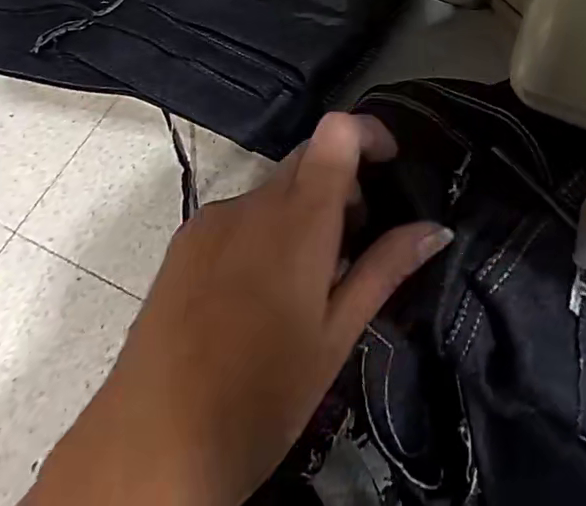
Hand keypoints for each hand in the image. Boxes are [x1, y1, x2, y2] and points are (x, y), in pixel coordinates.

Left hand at [24, 113, 451, 505]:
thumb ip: (387, 268)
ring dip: (304, 212)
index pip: (336, 132)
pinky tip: (261, 295)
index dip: (369, 132)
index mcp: (298, 220)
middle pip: (308, 159)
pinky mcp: (182, 246)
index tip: (389, 164)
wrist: (147, 453)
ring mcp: (210, 222)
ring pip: (274, 190)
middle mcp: (251, 204)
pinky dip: (267, 230)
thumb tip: (437, 229)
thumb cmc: (261, 394)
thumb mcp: (337, 335)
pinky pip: (240, 215)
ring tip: (308, 282)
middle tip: (355, 244)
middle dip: (343, 183)